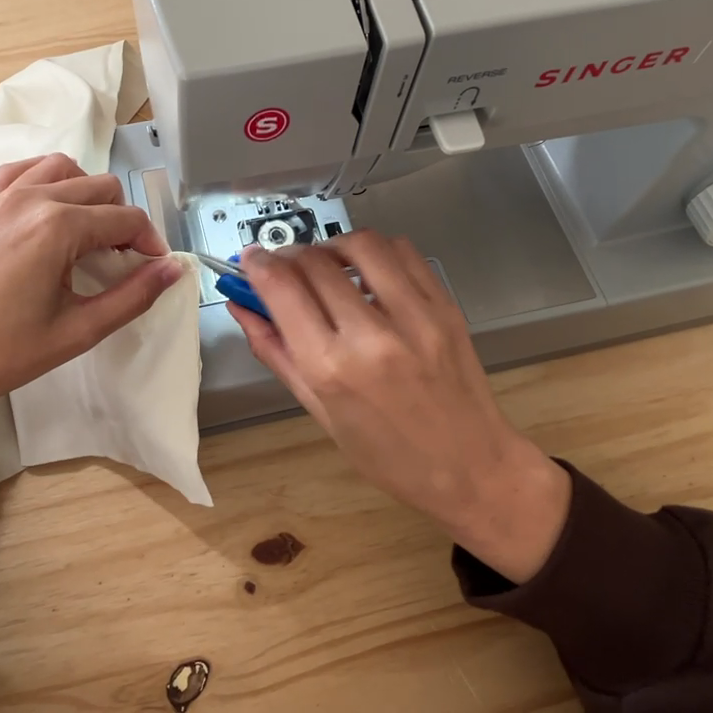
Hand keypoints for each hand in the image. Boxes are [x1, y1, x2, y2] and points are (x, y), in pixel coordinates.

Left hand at [0, 153, 183, 451]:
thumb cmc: (2, 354)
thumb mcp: (78, 331)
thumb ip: (134, 296)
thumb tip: (175, 269)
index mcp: (58, 227)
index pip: (126, 218)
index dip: (150, 242)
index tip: (154, 269)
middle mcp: (31, 197)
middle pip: (102, 187)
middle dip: (122, 220)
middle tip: (123, 261)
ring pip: (65, 169)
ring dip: (88, 194)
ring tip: (88, 236)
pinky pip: (24, 171)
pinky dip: (48, 181)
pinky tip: (50, 213)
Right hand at [231, 231, 571, 582]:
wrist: (471, 467)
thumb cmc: (388, 454)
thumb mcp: (319, 412)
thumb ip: (276, 351)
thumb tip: (242, 307)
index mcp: (331, 369)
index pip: (282, 288)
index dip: (258, 264)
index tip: (249, 260)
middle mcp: (371, 335)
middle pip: (315, 261)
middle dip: (288, 256)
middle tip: (283, 267)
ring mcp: (414, 316)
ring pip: (361, 244)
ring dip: (332, 245)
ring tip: (325, 264)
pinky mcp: (444, 306)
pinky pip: (402, 252)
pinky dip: (375, 251)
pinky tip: (366, 271)